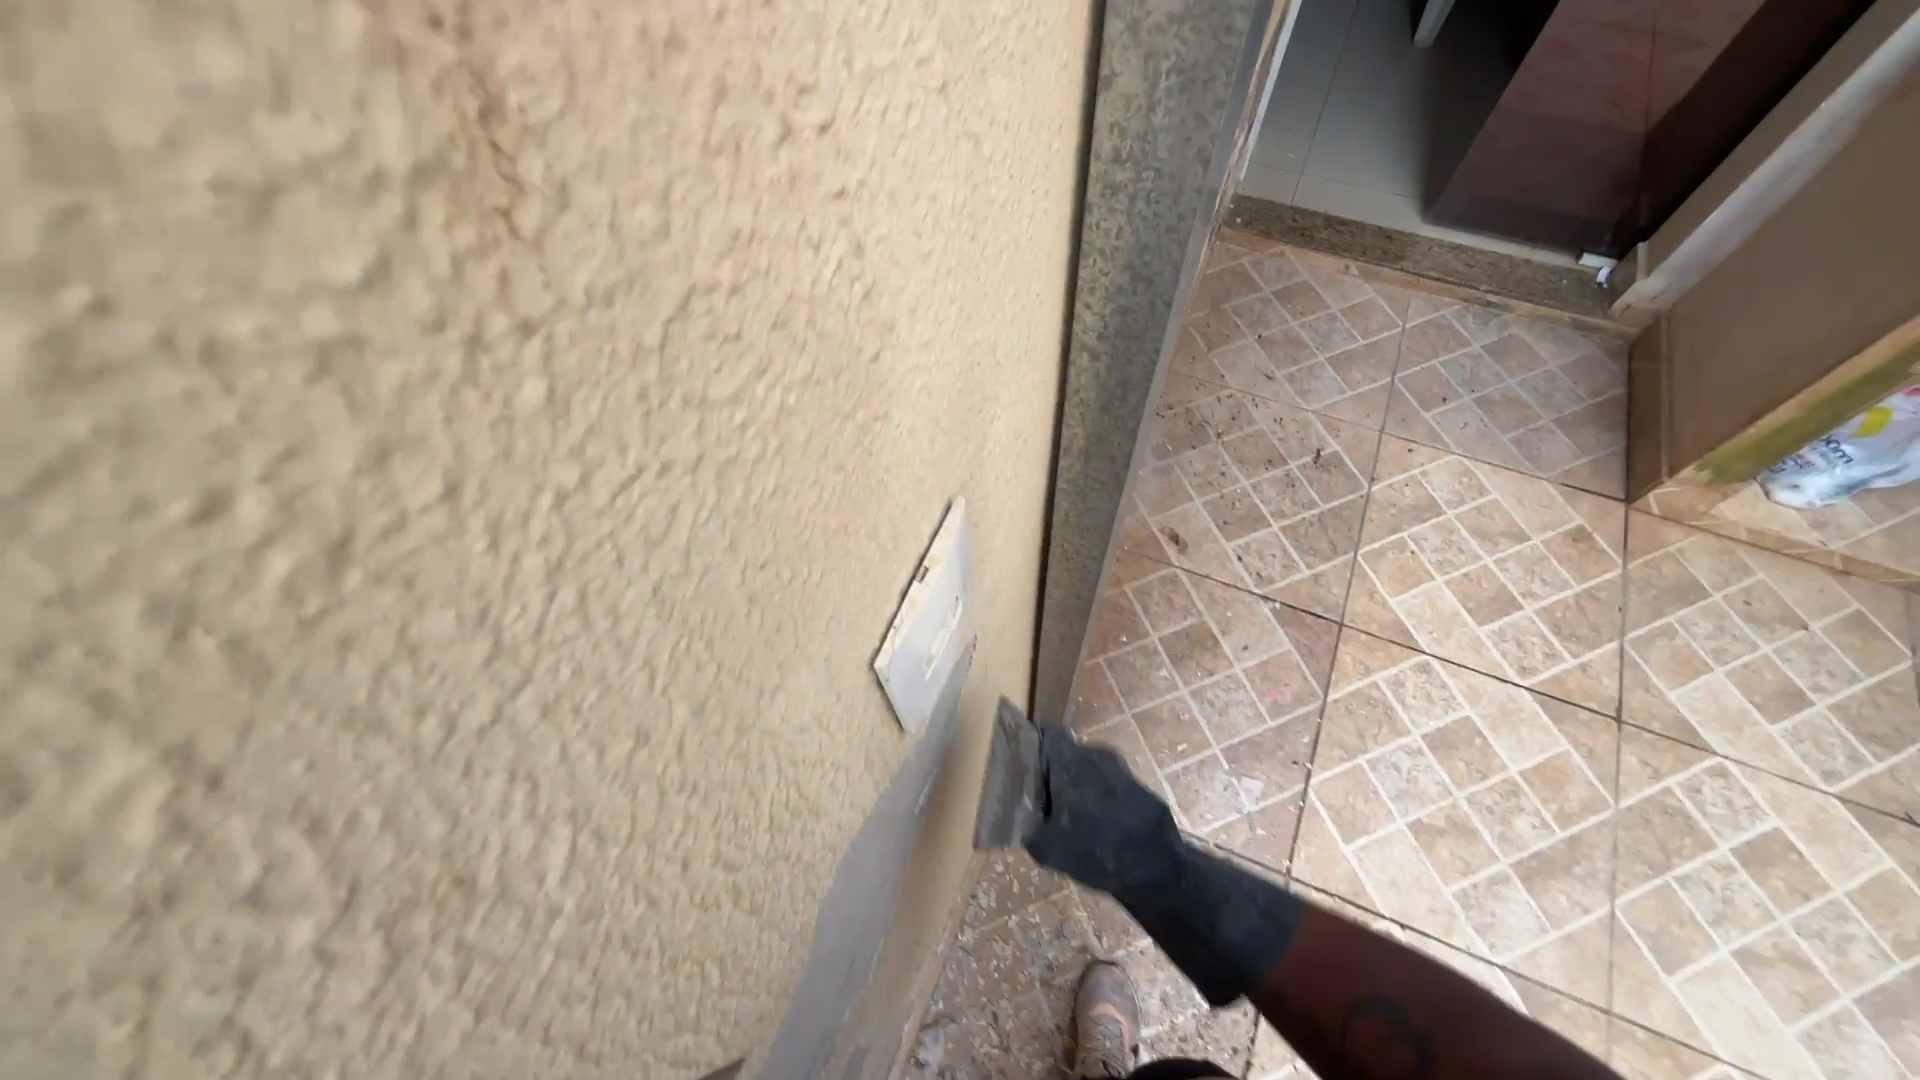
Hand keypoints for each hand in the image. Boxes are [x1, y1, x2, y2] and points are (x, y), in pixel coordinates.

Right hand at [1023, 723, 1184, 899]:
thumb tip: (1020, 811)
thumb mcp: (1046, 847)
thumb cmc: (1095, 852)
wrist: (1157, 869)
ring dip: (1078, 785)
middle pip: (1066, 752)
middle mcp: (1096, 755)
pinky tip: (1098, 824)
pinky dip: (1099, 796)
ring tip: (1070, 816)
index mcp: (1070, 762)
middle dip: (1053, 770)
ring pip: (1089, 768)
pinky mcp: (1139, 785)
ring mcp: (1122, 769)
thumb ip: (1027, 821)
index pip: (1046, 732)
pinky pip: (1109, 783)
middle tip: (1042, 798)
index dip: (1032, 741)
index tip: (1021, 760)